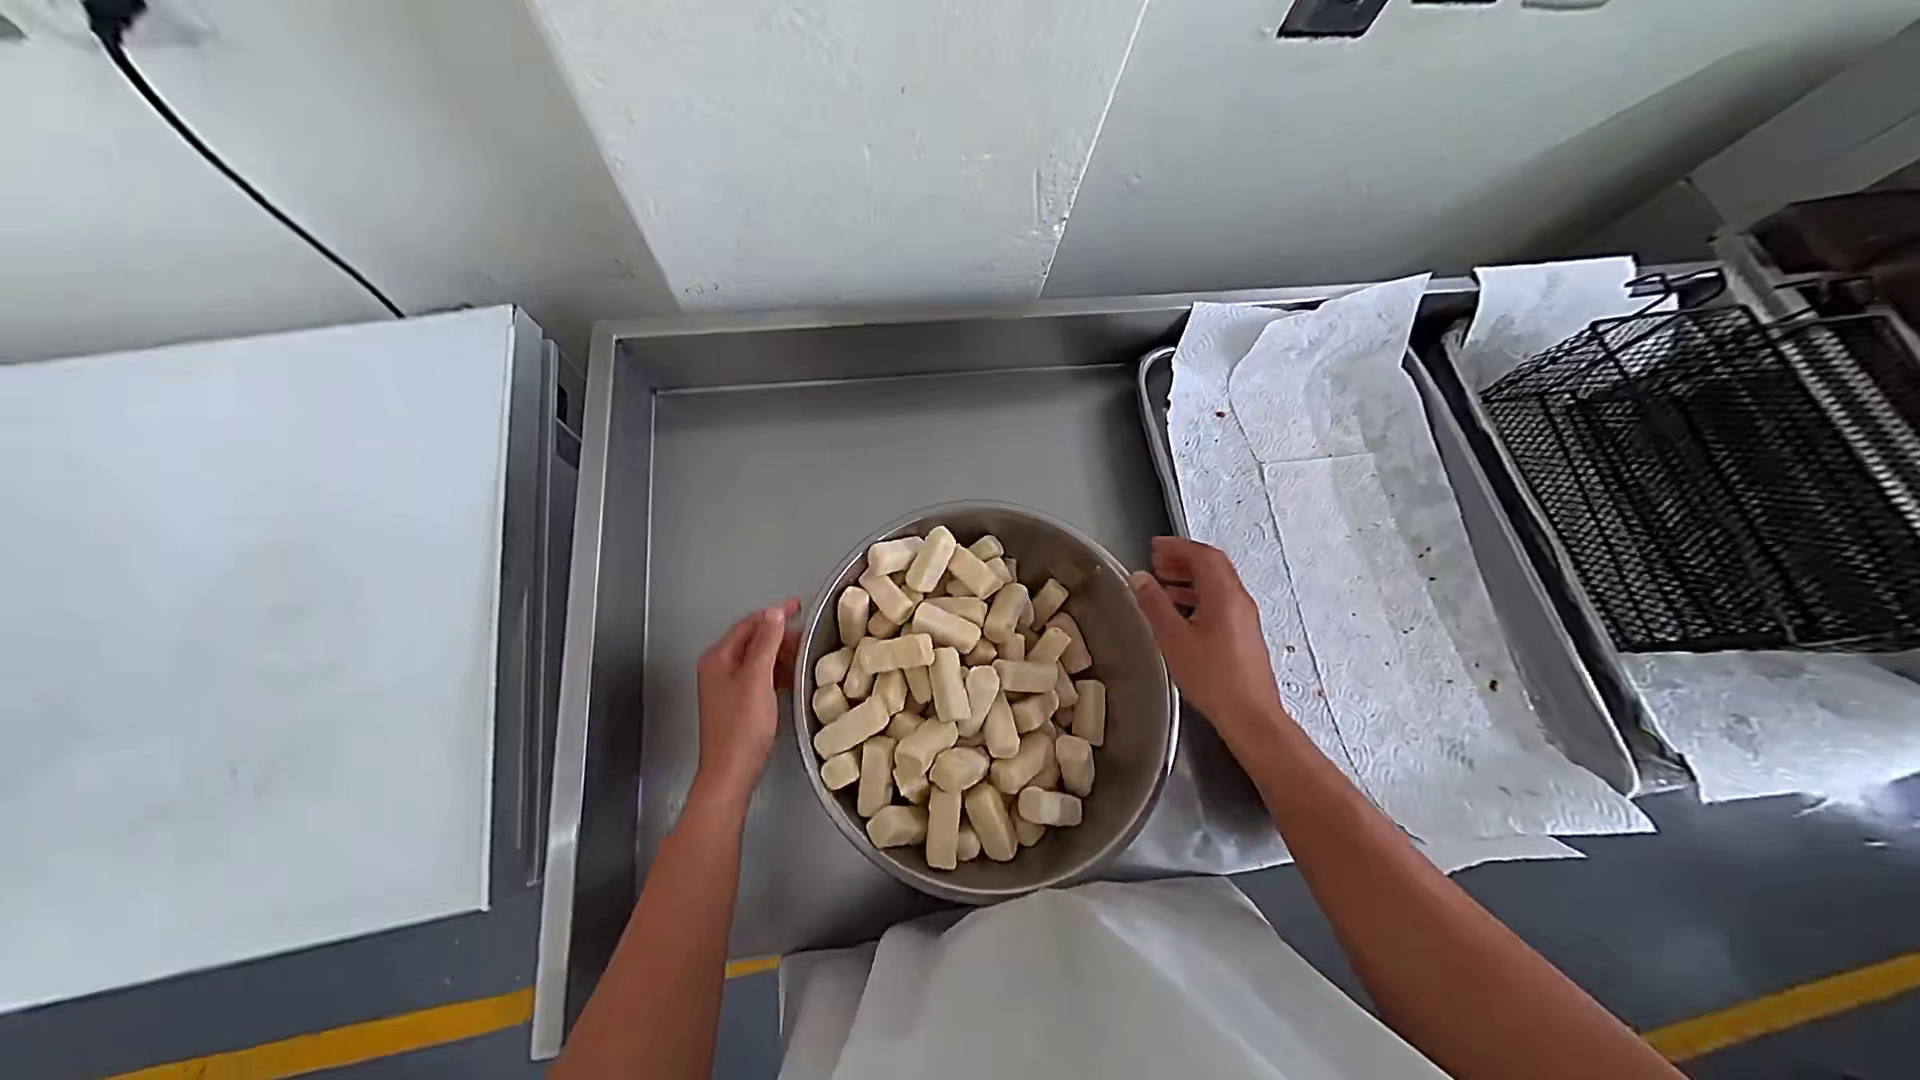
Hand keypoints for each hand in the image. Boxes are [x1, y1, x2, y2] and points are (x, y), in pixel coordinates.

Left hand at [693, 599, 799, 802]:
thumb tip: (774, 613)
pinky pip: (760, 676)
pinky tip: (793, 677)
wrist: (731, 772)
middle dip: (780, 635)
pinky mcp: (738, 701)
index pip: (749, 624)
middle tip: (807, 636)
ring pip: (758, 658)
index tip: (799, 606)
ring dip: (780, 654)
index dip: (774, 614)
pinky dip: (777, 672)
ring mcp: (727, 686)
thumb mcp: (757, 679)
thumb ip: (766, 643)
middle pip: (752, 639)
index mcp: (718, 658)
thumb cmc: (742, 727)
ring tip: (805, 655)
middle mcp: (719, 668)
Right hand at [1129, 537, 1294, 746]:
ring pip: (1217, 583)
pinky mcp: (1244, 634)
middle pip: (1213, 565)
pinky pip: (1221, 601)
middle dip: (1184, 557)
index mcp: (1224, 596)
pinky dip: (1198, 595)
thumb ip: (1155, 604)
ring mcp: (1244, 618)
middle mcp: (1239, 602)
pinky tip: (1181, 610)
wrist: (1250, 715)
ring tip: (1164, 581)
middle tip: (1158, 559)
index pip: (1203, 555)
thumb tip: (1140, 579)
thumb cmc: (1215, 680)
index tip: (1157, 545)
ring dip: (1190, 576)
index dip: (1178, 546)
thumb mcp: (1173, 639)